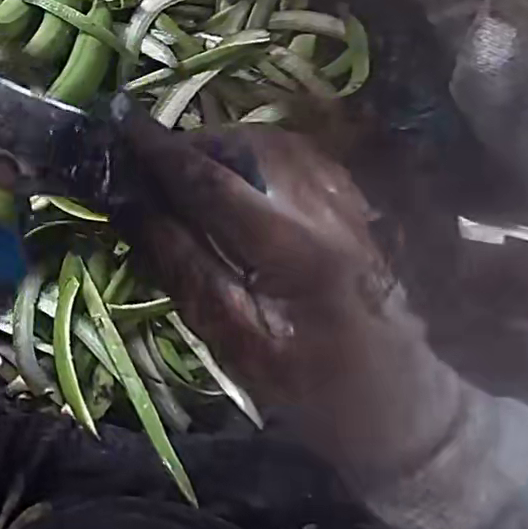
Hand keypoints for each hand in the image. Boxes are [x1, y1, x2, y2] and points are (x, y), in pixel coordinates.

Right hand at [111, 111, 467, 486]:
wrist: (409, 410)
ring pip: (272, 142)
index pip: (210, 182)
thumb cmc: (311, 389)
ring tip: (189, 171)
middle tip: (151, 163)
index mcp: (296, 251)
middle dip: (190, 145)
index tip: (119, 118)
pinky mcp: (358, 204)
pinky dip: (253, 153)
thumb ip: (181, 267)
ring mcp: (350, 202)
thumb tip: (132, 206)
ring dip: (220, 146)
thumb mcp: (232, 342)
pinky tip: (237, 178)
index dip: (158, 149)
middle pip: (244, 148)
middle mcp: (329, 211)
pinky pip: (296, 154)